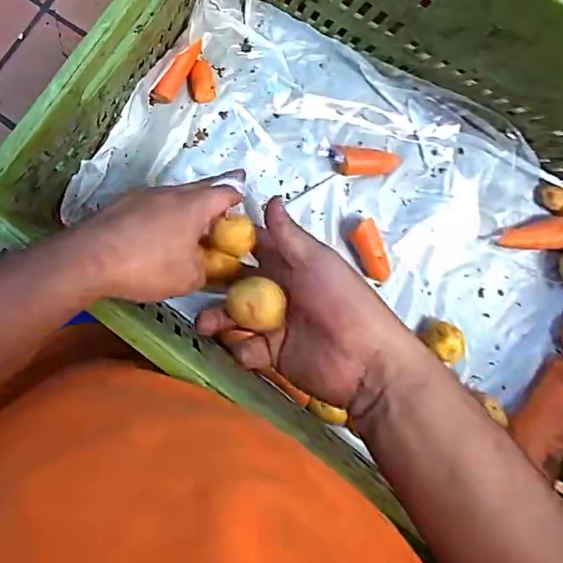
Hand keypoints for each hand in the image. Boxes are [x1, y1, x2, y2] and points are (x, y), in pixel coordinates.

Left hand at [61, 175, 242, 303]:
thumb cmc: (146, 265)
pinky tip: (152, 240)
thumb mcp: (188, 279)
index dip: (238, 198)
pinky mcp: (120, 204)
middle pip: (199, 191)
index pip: (226, 190)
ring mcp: (142, 195)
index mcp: (194, 203)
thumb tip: (205, 263)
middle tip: (217, 223)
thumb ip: (207, 269)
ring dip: (182, 213)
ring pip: (172, 199)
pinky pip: (150, 208)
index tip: (242, 206)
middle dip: (211, 205)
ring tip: (184, 236)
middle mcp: (169, 191)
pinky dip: (158, 220)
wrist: (89, 258)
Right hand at [196, 197, 427, 418]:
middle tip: (194, 287)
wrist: (368, 364)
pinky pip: (245, 347)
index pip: (253, 249)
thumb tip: (272, 198)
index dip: (228, 244)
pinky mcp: (272, 355)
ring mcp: (273, 325)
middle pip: (235, 285)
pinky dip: (240, 348)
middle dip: (214, 286)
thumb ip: (288, 235)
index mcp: (289, 266)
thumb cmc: (345, 304)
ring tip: (205, 324)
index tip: (200, 239)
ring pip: (234, 317)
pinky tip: (248, 349)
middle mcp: (277, 292)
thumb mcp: (317, 262)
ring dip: (217, 319)